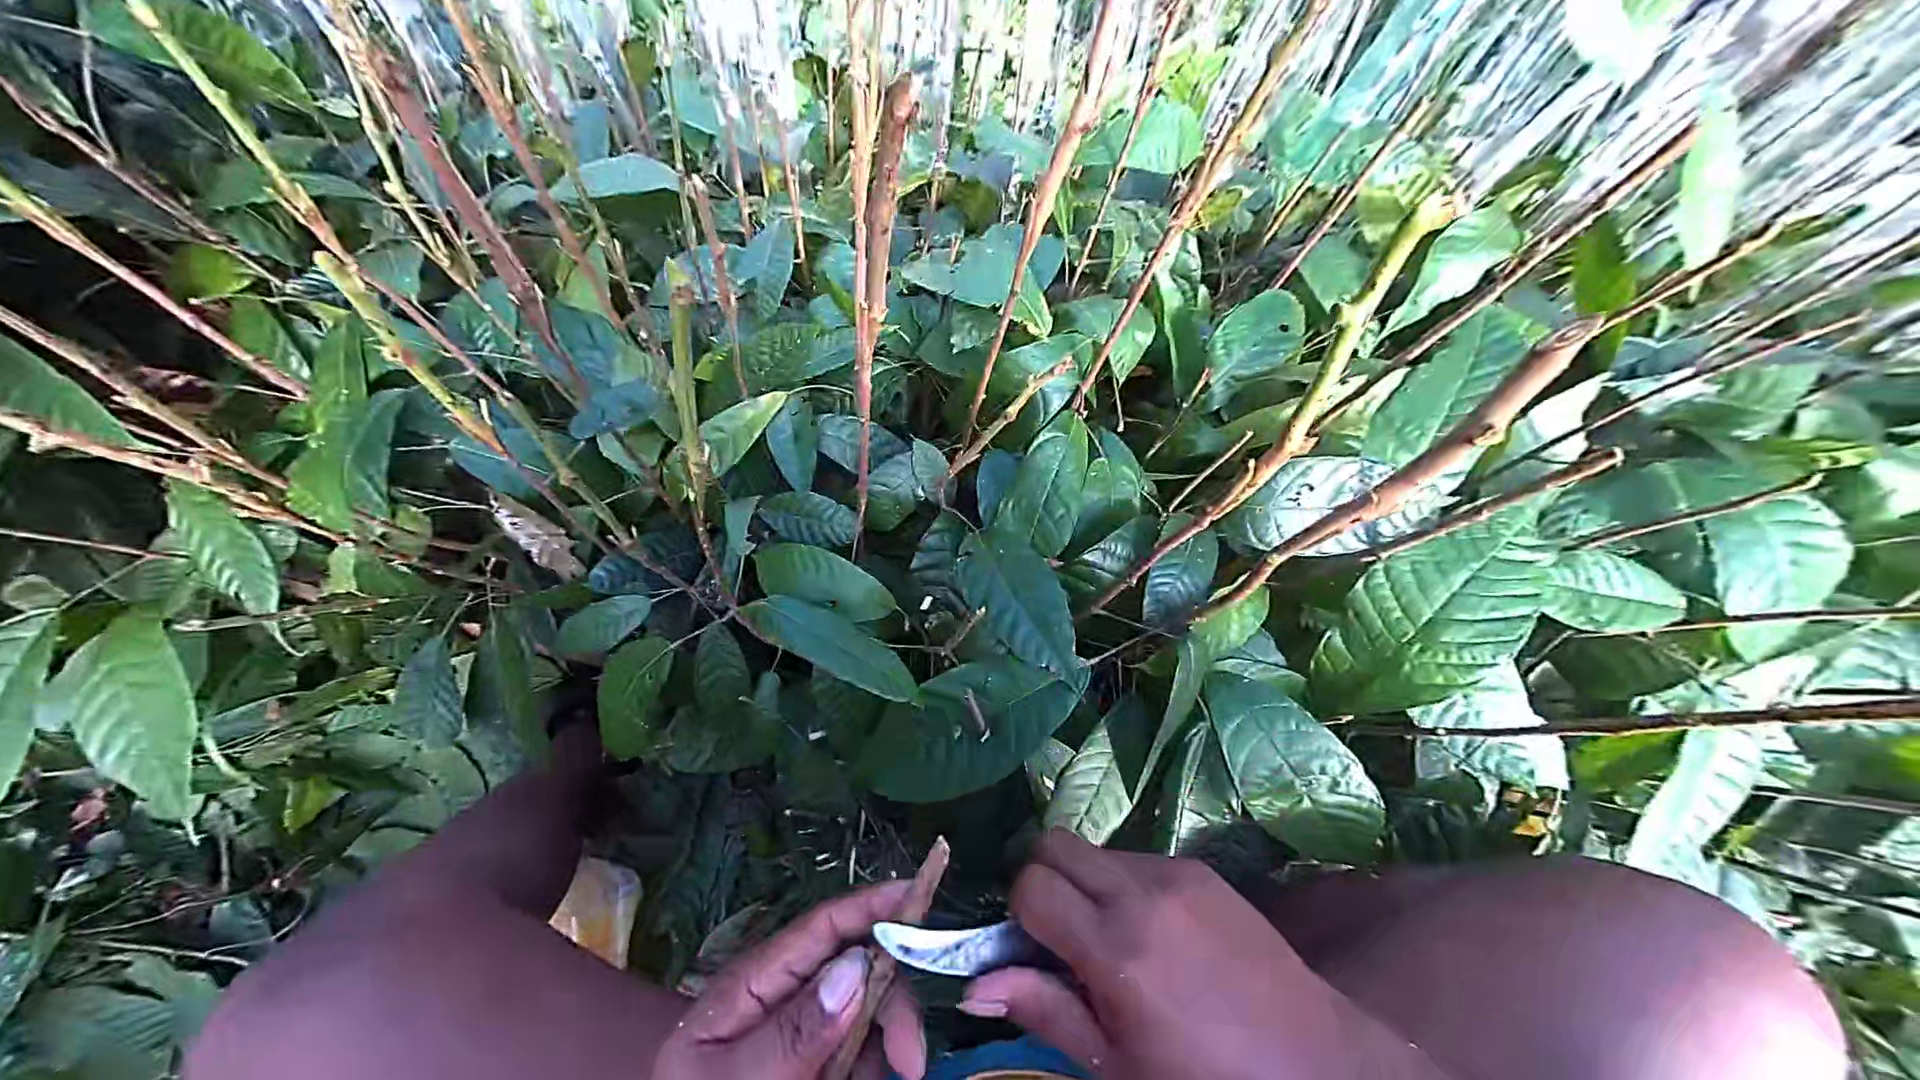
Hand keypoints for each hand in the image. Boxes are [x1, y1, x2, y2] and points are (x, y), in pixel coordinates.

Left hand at [653, 881, 926, 1079]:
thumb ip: (792, 1030)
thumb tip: (857, 965)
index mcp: (757, 981)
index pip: (823, 925)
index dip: (873, 903)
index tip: (919, 896)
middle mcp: (789, 995)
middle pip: (859, 966)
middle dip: (895, 996)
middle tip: (912, 1055)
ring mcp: (808, 1031)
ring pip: (871, 1007)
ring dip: (895, 1035)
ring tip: (902, 1073)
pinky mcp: (822, 1063)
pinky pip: (868, 1049)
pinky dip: (883, 1062)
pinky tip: (884, 1078)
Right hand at [961, 830, 1448, 1079]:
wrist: (1317, 1065)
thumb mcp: (1118, 1066)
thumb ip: (1044, 1011)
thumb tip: (973, 985)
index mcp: (1115, 950)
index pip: (1031, 885)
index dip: (1020, 913)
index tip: (1034, 946)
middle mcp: (1140, 893)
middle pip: (1053, 842)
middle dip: (1041, 877)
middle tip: (1059, 930)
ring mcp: (1174, 872)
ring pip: (1095, 849)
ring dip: (1085, 883)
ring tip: (1115, 938)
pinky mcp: (1200, 867)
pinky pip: (1137, 858)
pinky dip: (1125, 885)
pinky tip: (1156, 934)